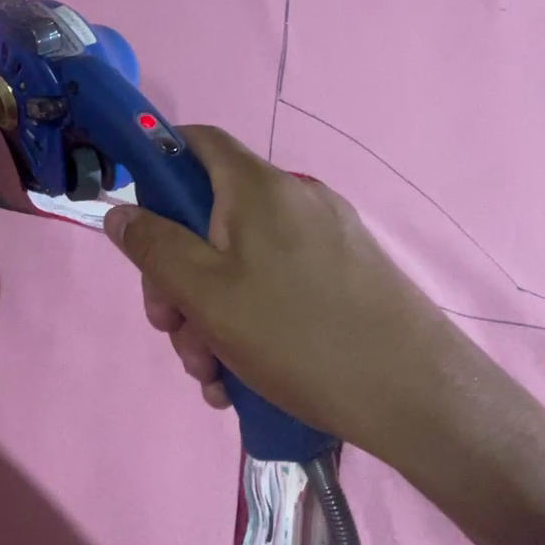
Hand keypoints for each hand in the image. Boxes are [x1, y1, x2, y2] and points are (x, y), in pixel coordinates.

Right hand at [102, 125, 483, 452]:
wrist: (425, 404)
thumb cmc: (297, 335)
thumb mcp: (202, 292)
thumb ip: (150, 245)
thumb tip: (119, 211)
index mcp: (256, 187)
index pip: (194, 141)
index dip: (154, 163)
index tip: (137, 217)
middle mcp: (293, 200)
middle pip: (207, 215)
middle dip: (175, 274)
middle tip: (170, 328)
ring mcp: (326, 240)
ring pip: (238, 260)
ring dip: (207, 312)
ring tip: (211, 373)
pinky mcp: (347, 278)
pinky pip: (275, 285)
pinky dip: (248, 321)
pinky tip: (240, 379)